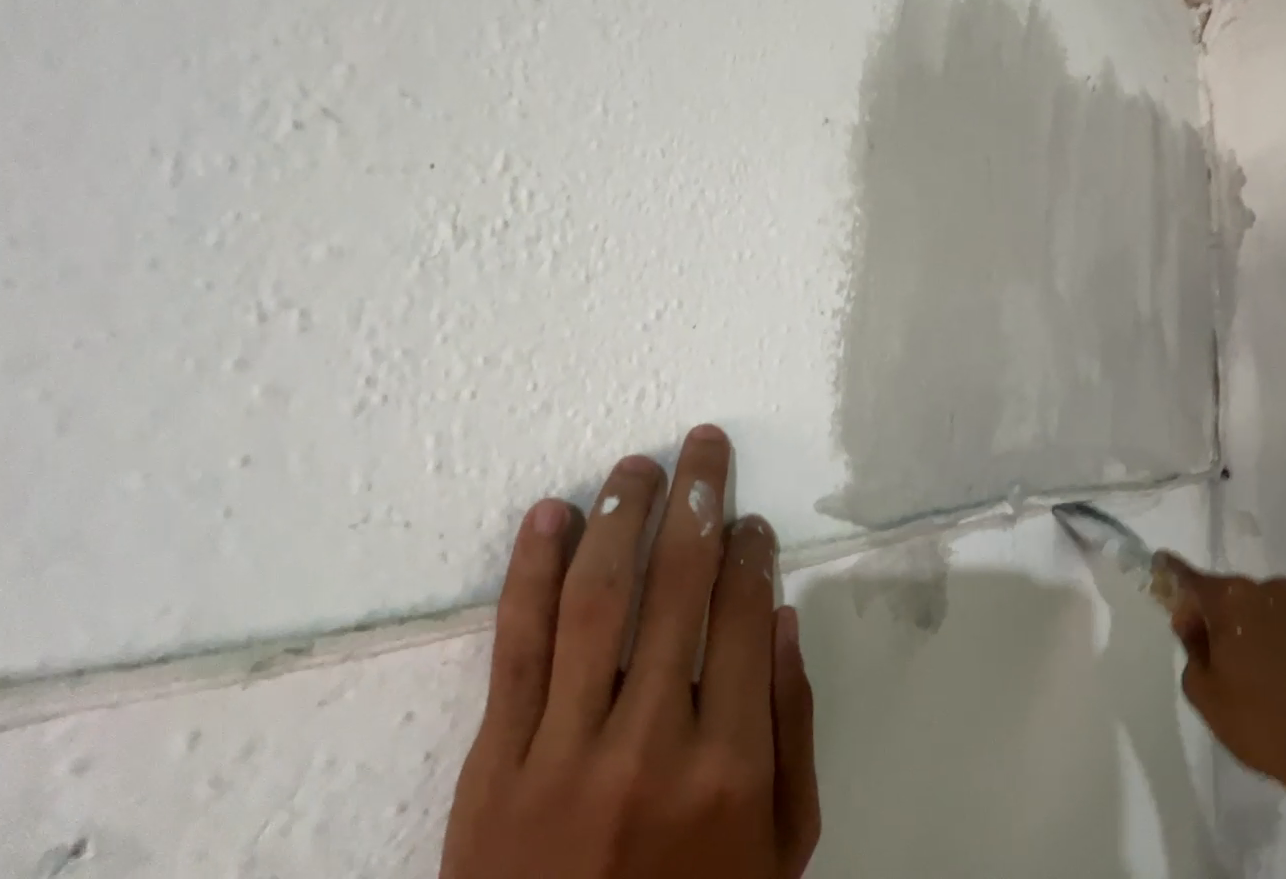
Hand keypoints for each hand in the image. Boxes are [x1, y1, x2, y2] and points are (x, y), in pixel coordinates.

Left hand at [441, 425, 820, 878]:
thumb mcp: (782, 844)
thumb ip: (791, 729)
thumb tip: (774, 617)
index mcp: (732, 764)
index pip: (740, 618)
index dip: (747, 552)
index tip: (748, 517)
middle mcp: (653, 741)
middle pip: (676, 589)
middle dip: (696, 502)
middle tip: (704, 445)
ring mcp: (564, 749)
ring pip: (594, 601)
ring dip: (620, 516)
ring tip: (637, 464)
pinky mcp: (493, 764)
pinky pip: (514, 648)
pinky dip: (530, 572)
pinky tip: (551, 515)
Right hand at [1155, 556, 1285, 808]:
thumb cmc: (1264, 724)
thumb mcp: (1204, 694)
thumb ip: (1192, 649)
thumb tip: (1200, 630)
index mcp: (1232, 598)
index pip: (1187, 577)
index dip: (1169, 574)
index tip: (1158, 566)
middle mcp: (1272, 590)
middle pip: (1228, 594)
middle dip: (1215, 616)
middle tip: (1212, 656)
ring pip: (1264, 609)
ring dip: (1252, 628)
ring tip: (1256, 675)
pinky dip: (1283, 641)